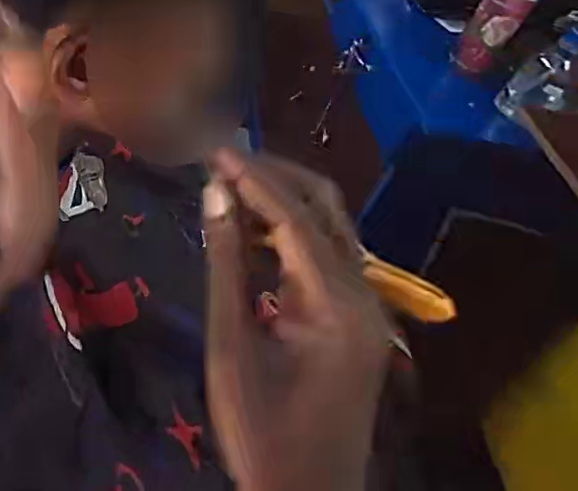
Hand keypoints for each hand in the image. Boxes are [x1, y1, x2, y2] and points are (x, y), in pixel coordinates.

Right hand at [203, 148, 391, 490]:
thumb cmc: (260, 427)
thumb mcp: (232, 341)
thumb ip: (226, 261)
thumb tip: (215, 192)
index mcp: (336, 306)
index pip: (293, 217)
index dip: (252, 177)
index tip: (213, 150)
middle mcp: (362, 297)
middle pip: (324, 208)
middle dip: (273, 174)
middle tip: (222, 157)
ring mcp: (364, 307)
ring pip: (327, 224)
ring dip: (281, 195)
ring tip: (229, 179)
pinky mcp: (354, 318)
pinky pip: (323, 252)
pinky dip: (287, 226)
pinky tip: (250, 222)